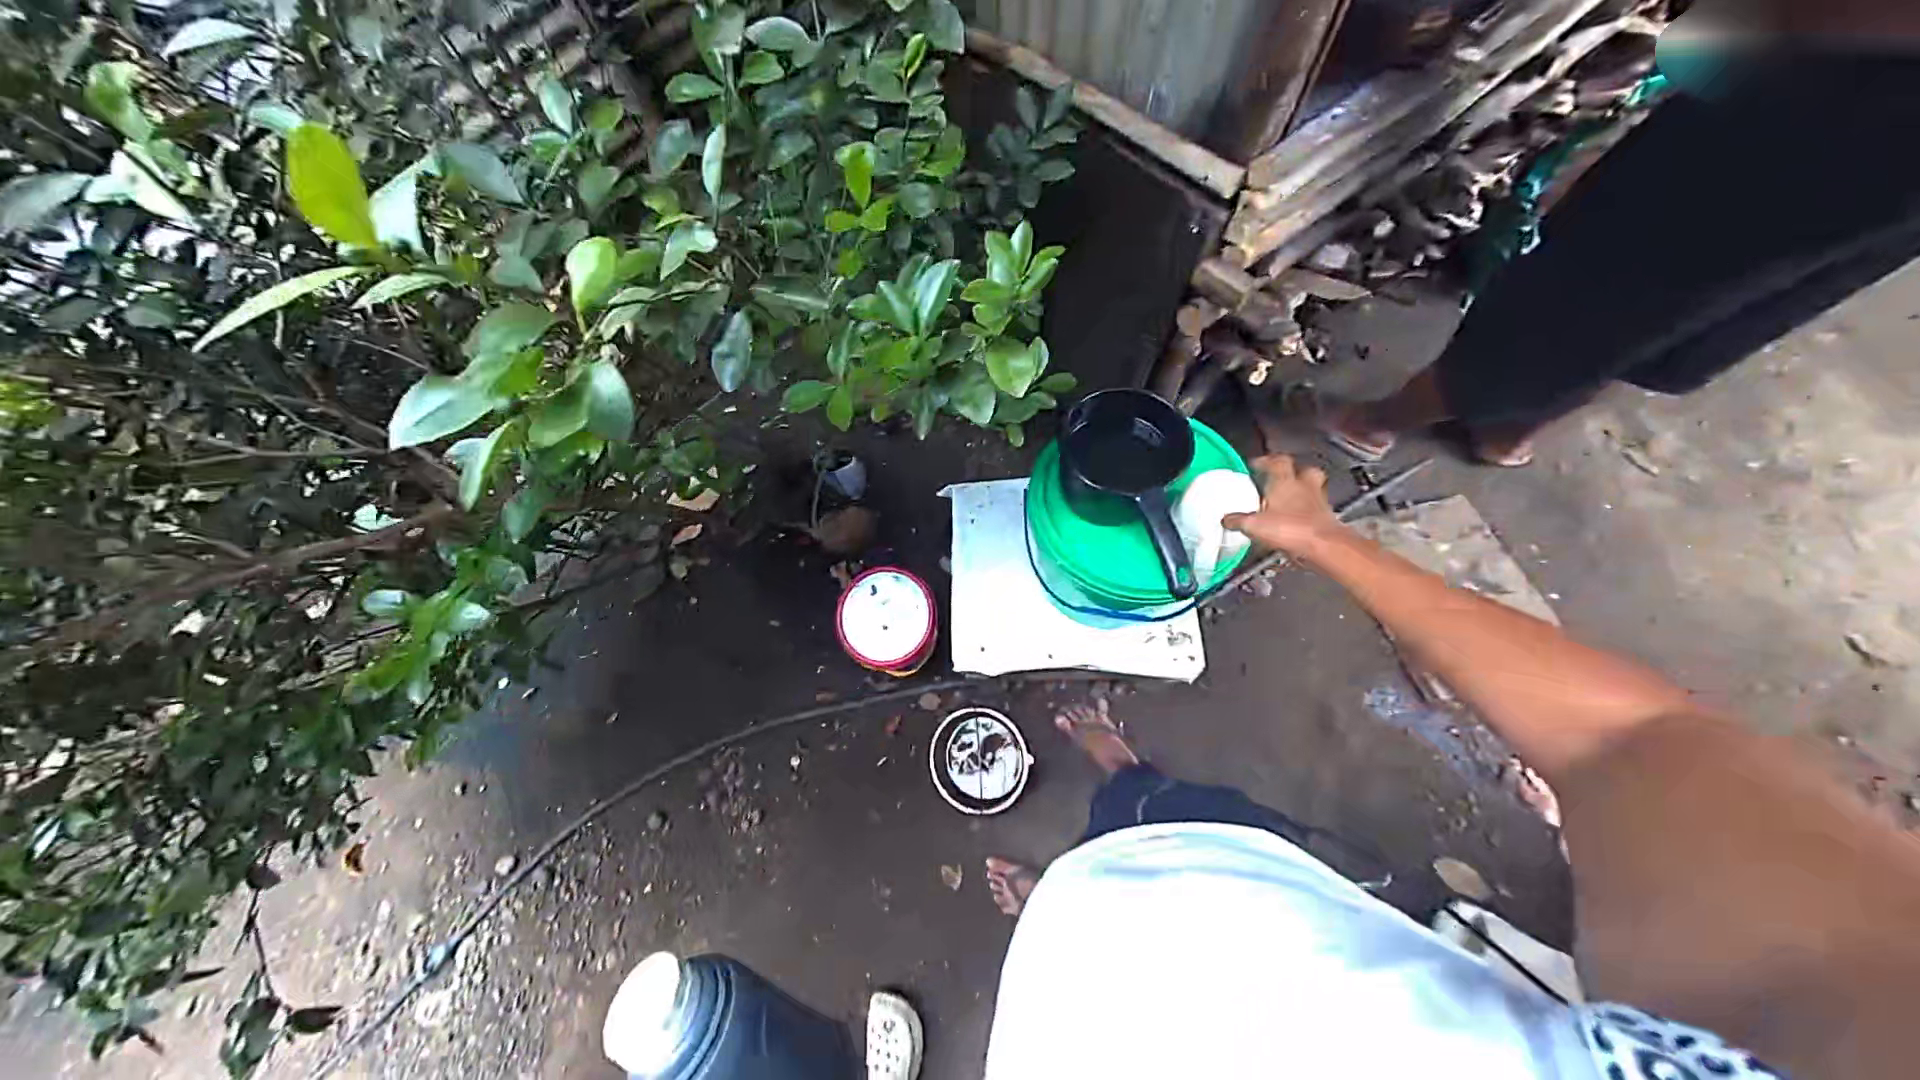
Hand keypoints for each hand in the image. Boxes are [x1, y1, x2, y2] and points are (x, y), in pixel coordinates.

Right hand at [1221, 455, 1339, 554]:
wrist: (1324, 546)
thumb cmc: (1290, 529)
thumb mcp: (1254, 525)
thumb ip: (1238, 521)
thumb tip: (1226, 520)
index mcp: (1284, 481)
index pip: (1276, 461)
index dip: (1265, 461)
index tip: (1256, 464)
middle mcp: (1304, 486)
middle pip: (1302, 469)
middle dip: (1291, 471)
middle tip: (1280, 478)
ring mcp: (1318, 501)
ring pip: (1312, 487)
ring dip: (1303, 489)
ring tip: (1291, 498)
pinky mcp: (1327, 517)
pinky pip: (1316, 507)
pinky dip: (1307, 510)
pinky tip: (1298, 520)